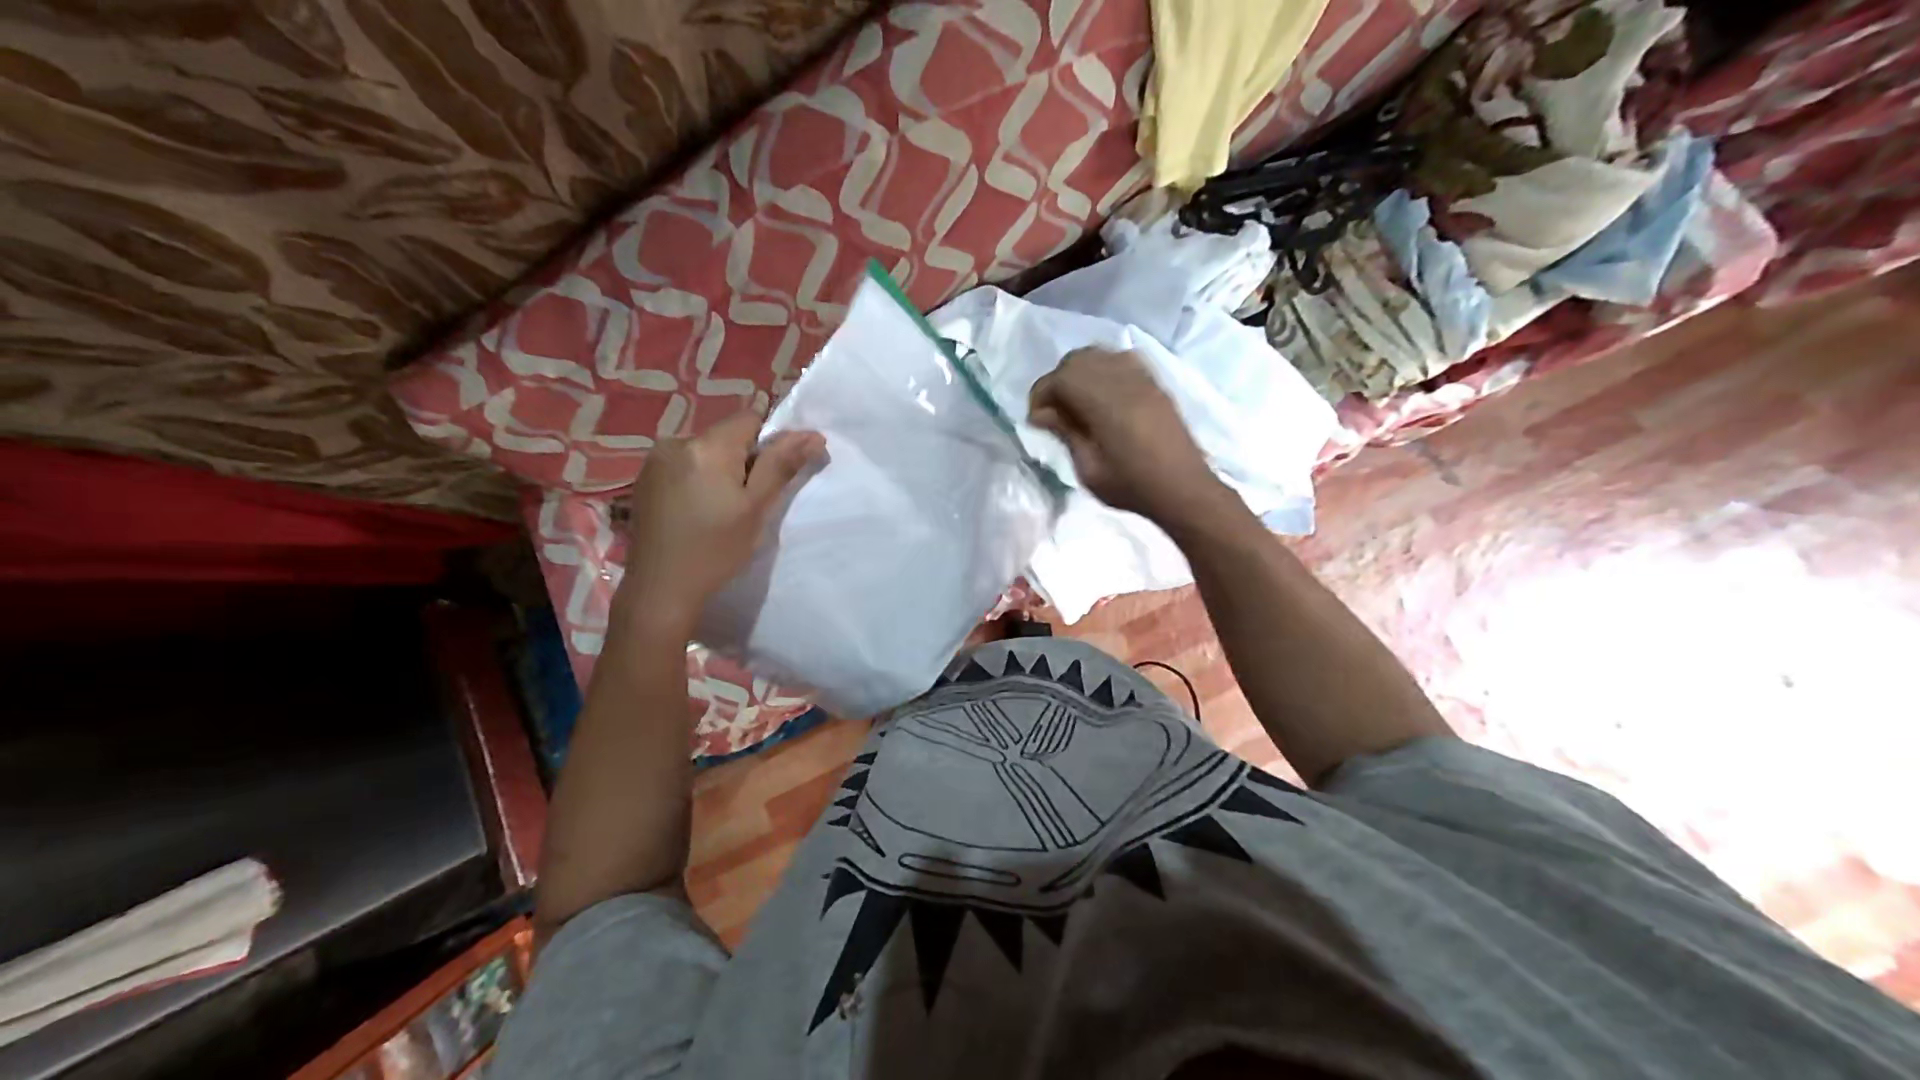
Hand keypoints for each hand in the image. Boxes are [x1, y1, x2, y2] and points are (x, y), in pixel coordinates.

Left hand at [614, 411, 824, 633]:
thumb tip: (813, 434)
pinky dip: (697, 479)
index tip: (767, 480)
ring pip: (705, 451)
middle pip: (726, 435)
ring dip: (720, 470)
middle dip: (742, 460)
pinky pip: (683, 464)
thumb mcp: (756, 508)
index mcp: (707, 446)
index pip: (750, 418)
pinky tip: (694, 512)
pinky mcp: (644, 478)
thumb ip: (781, 465)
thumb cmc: (716, 550)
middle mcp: (676, 441)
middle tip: (746, 503)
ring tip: (718, 511)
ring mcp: (655, 460)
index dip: (767, 444)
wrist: (660, 588)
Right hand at [1027, 347, 1230, 528]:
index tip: (1036, 420)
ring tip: (1076, 403)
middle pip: (1078, 359)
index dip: (1041, 395)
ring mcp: (1142, 378)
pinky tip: (1102, 397)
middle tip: (1053, 411)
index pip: (1061, 378)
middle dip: (1058, 380)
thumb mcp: (1089, 470)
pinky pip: (1122, 360)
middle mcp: (1123, 381)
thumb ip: (1066, 434)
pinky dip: (1103, 371)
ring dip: (1080, 373)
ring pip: (1100, 354)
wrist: (1184, 490)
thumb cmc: (1133, 487)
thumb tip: (1042, 413)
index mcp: (1105, 404)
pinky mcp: (1154, 383)